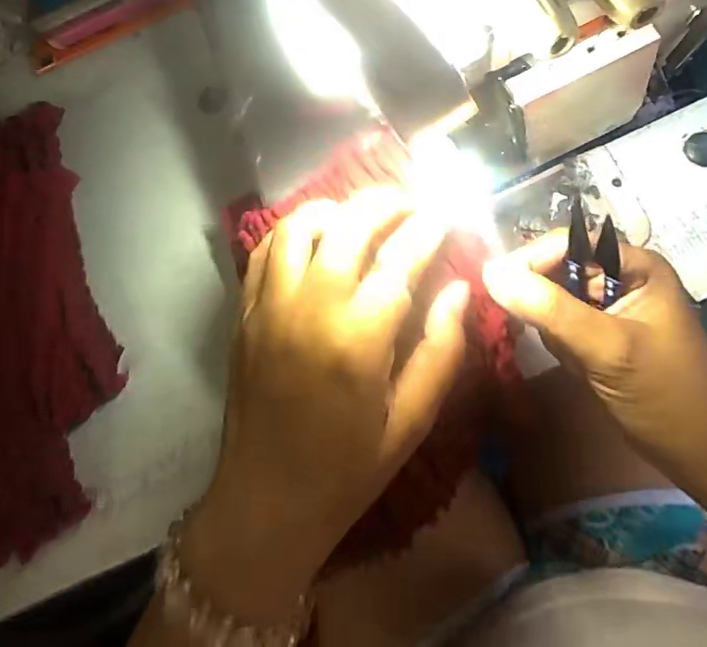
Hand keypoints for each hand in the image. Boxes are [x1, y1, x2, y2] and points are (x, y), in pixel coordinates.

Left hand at [183, 189, 469, 623]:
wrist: (263, 503)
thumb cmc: (348, 468)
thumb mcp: (412, 422)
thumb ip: (441, 350)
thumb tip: (460, 288)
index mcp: (358, 339)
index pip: (400, 260)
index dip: (427, 230)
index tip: (445, 214)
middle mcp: (311, 309)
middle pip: (349, 226)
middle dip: (386, 203)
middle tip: (411, 203)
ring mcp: (271, 306)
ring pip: (301, 225)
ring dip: (338, 209)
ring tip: (364, 215)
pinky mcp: (245, 311)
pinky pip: (266, 248)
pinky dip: (295, 229)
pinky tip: (319, 236)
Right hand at [481, 232, 706, 484]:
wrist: (701, 456)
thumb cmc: (665, 395)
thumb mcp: (608, 348)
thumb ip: (551, 310)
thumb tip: (492, 273)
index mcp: (635, 264)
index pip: (569, 244)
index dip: (532, 259)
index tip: (495, 284)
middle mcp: (622, 276)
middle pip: (559, 268)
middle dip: (545, 301)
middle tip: (542, 335)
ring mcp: (611, 307)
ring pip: (555, 299)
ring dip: (553, 329)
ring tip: (575, 360)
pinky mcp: (602, 335)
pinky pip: (562, 326)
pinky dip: (561, 346)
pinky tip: (580, 370)